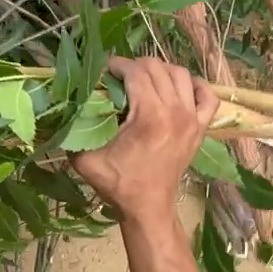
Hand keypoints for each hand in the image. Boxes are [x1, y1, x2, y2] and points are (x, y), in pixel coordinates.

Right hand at [71, 57, 217, 222]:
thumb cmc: (117, 184)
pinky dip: (195, 86)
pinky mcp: (200, 128)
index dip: (119, 65)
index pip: (136, 72)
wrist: (147, 207)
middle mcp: (175, 111)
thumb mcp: (86, 159)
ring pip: (182, 75)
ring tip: (145, 79)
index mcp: (149, 116)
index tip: (106, 69)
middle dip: (137, 65)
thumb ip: (73, 132)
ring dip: (162, 71)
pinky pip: (207, 96)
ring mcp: (192, 119)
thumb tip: (65, 109)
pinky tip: (180, 87)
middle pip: (159, 69)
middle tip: (121, 75)